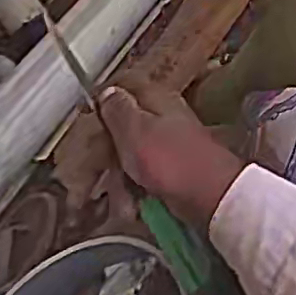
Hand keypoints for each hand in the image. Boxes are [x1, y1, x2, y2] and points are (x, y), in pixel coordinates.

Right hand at [98, 86, 245, 227]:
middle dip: (108, 154)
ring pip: (131, 155)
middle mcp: (165, 116)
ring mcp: (169, 142)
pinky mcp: (173, 167)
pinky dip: (136, 190)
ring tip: (122, 201)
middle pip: (124, 127)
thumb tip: (107, 90)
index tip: (86, 118)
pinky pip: (144, 175)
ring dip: (121, 180)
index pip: (124, 87)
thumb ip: (118, 110)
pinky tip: (134, 207)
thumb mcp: (135, 131)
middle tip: (100, 173)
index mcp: (157, 98)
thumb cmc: (169, 160)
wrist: (210, 194)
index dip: (103, 101)